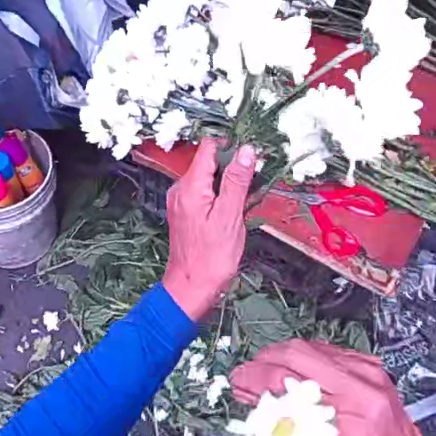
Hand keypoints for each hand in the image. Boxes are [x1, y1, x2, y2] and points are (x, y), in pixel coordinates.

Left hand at [162, 138, 257, 318]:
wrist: (191, 289)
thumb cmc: (212, 256)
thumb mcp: (230, 215)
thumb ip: (237, 181)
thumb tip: (247, 150)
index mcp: (190, 186)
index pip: (209, 148)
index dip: (231, 147)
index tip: (252, 158)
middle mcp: (180, 189)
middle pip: (208, 161)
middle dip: (232, 166)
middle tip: (254, 181)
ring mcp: (180, 201)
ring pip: (207, 177)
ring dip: (228, 182)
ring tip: (246, 198)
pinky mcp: (184, 212)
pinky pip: (203, 192)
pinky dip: (219, 195)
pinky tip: (233, 210)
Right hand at [232, 340, 435, 435]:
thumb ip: (289, 433)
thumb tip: (253, 402)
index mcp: (349, 424)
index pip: (294, 389)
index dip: (259, 381)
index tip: (237, 382)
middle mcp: (362, 388)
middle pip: (301, 356)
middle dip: (266, 360)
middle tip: (245, 374)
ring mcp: (369, 371)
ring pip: (312, 347)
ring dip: (282, 355)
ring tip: (262, 370)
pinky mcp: (372, 364)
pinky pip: (328, 351)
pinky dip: (304, 357)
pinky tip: (291, 370)